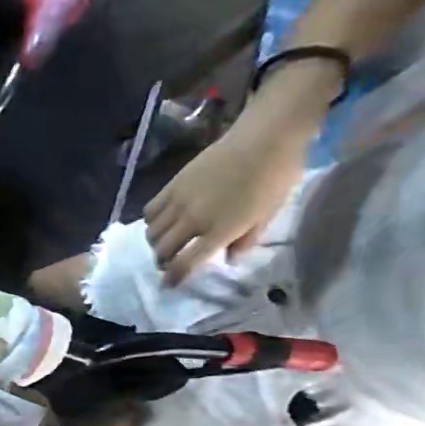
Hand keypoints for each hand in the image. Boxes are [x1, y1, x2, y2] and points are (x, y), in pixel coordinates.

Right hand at [143, 120, 306, 285]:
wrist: (263, 140)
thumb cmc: (275, 178)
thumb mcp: (268, 214)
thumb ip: (245, 239)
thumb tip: (229, 257)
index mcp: (221, 230)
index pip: (187, 263)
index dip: (175, 278)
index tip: (170, 285)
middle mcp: (193, 220)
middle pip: (164, 250)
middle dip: (162, 261)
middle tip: (167, 264)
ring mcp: (178, 203)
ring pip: (152, 233)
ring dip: (155, 243)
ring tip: (162, 244)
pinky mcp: (170, 187)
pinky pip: (149, 211)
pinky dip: (150, 222)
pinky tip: (158, 222)